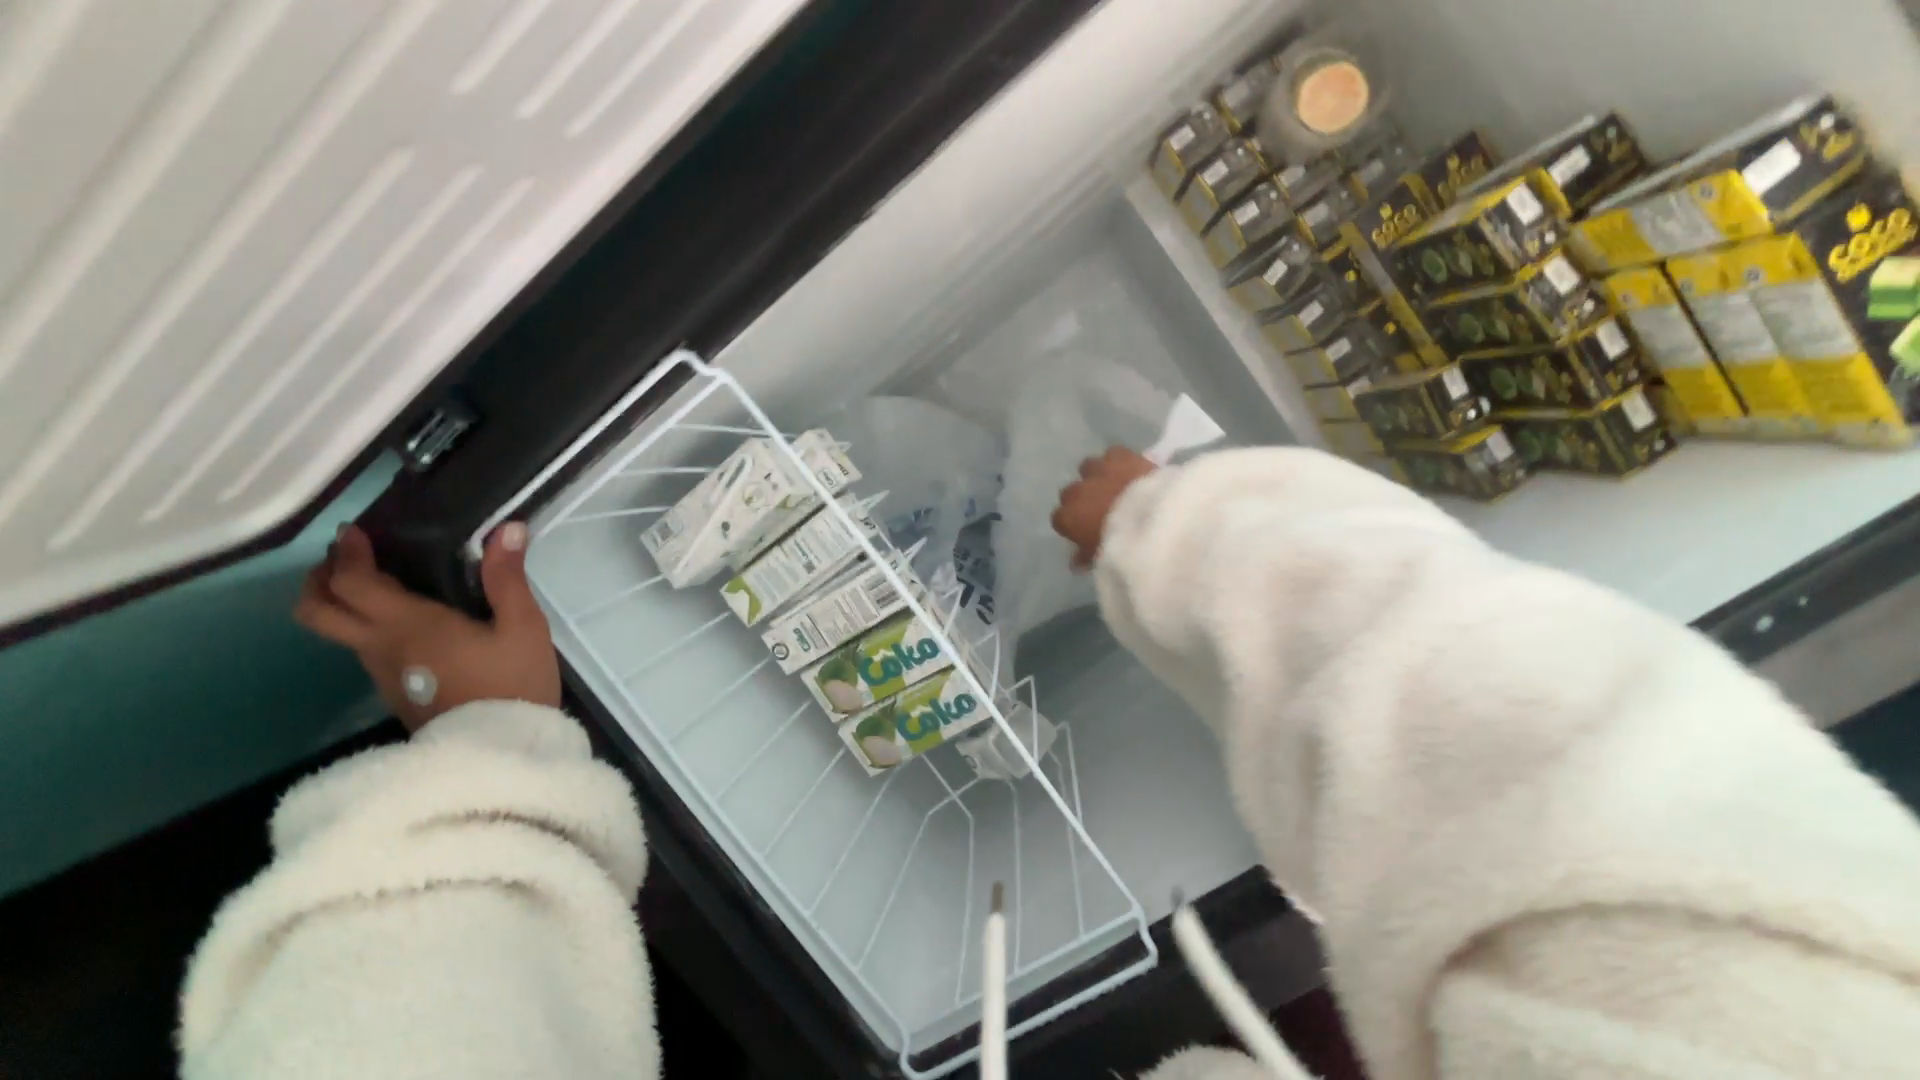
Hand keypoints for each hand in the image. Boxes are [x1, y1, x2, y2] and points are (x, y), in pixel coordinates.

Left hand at [295, 523, 560, 732]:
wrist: (500, 755)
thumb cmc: (513, 685)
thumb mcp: (524, 627)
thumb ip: (507, 578)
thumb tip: (506, 528)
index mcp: (409, 625)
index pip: (353, 582)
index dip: (348, 554)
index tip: (355, 532)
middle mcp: (381, 648)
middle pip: (318, 611)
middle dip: (320, 580)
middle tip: (346, 560)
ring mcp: (382, 675)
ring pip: (339, 633)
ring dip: (342, 603)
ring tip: (376, 587)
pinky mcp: (395, 694)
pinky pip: (364, 652)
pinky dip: (367, 627)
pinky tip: (406, 626)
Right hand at [1051, 447, 1156, 571]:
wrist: (1156, 519)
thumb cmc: (1124, 545)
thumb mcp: (1104, 557)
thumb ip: (1086, 556)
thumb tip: (1075, 562)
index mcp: (1068, 517)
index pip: (1059, 519)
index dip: (1072, 524)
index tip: (1084, 530)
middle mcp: (1077, 491)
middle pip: (1071, 492)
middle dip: (1083, 499)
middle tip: (1101, 509)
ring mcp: (1098, 470)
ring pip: (1089, 467)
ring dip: (1098, 476)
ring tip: (1115, 485)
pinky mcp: (1121, 456)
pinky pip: (1113, 454)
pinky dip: (1119, 461)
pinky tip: (1130, 470)